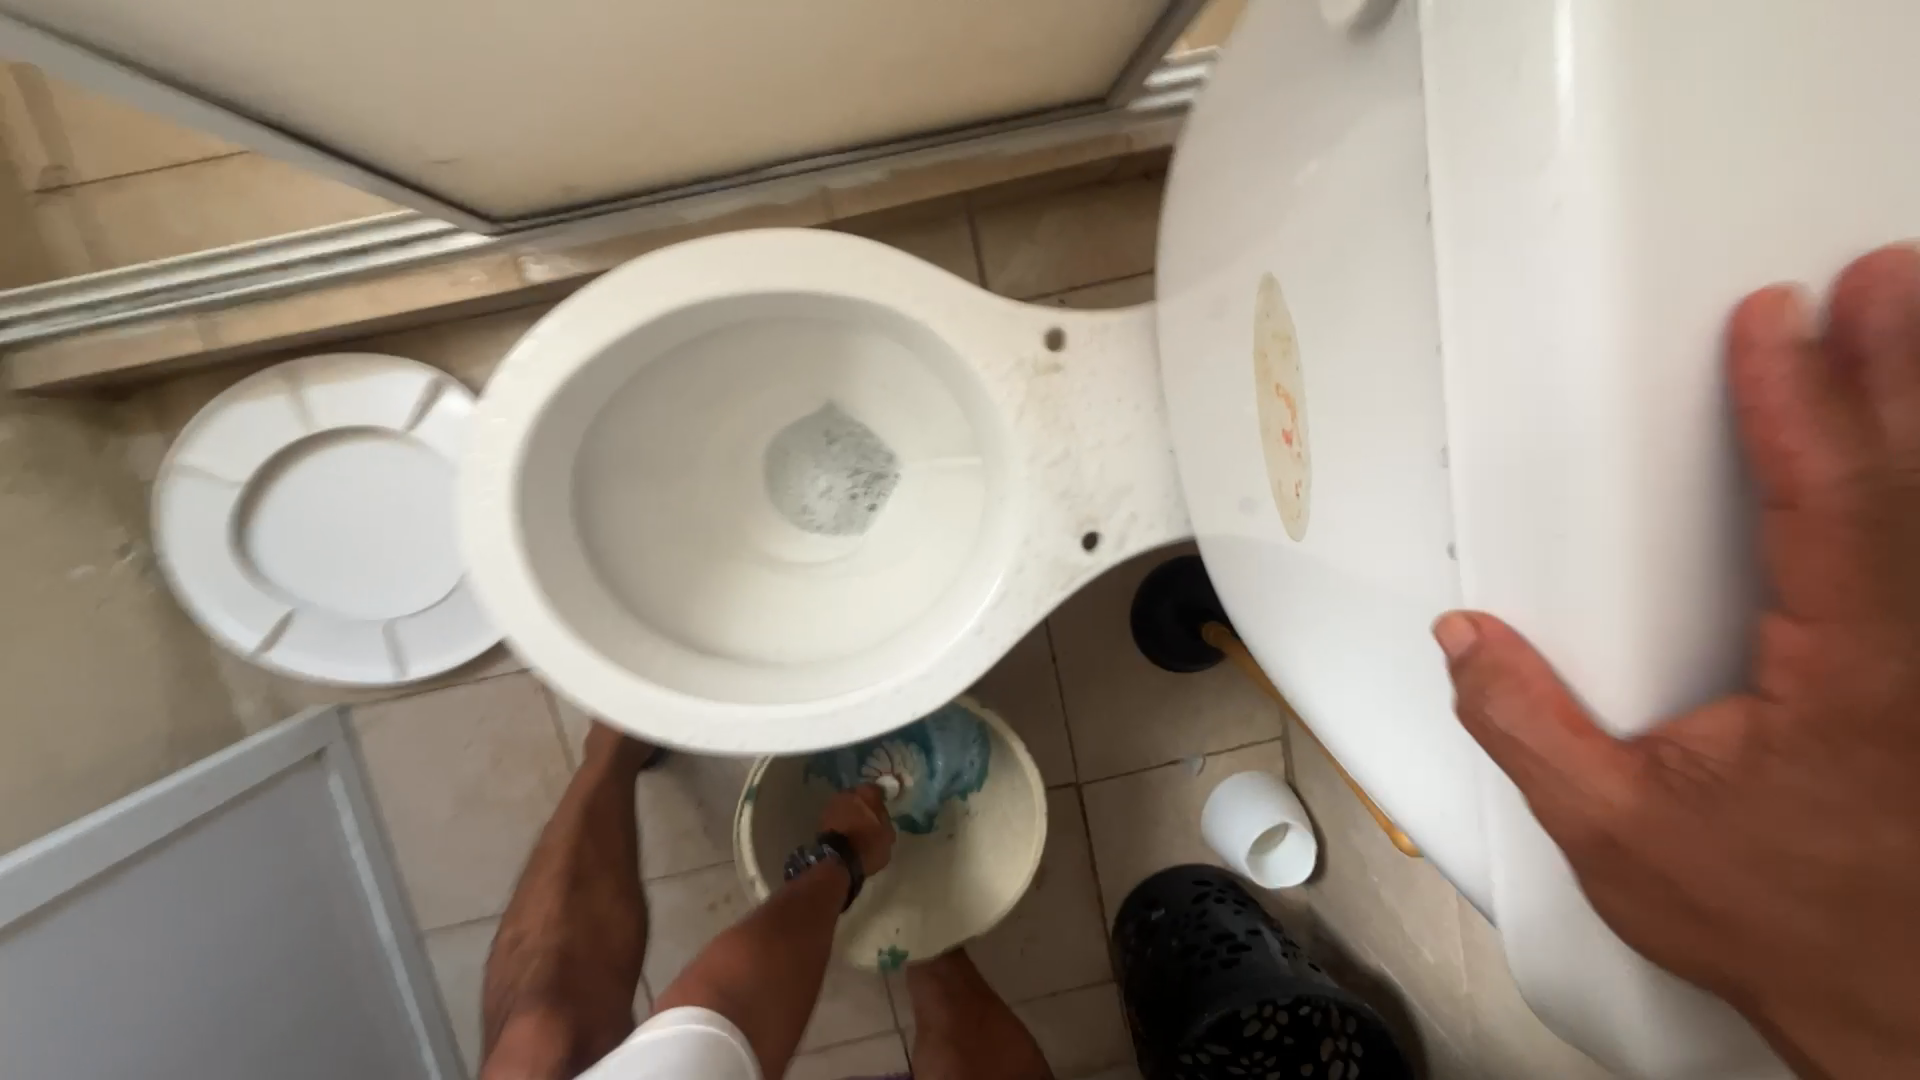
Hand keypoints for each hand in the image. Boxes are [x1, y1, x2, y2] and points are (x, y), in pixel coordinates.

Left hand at [819, 784, 895, 874]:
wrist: (838, 861)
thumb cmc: (868, 845)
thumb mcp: (887, 835)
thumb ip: (885, 819)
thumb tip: (881, 815)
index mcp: (867, 793)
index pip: (876, 790)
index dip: (879, 800)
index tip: (882, 809)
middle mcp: (848, 793)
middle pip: (858, 795)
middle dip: (862, 805)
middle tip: (868, 818)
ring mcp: (832, 805)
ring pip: (845, 805)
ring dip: (849, 813)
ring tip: (856, 828)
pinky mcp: (821, 819)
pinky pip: (836, 817)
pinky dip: (841, 823)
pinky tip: (846, 834)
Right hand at [1435, 245, 1919, 1077]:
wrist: (1906, 1012)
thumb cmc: (1780, 922)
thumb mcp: (1609, 826)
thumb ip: (1523, 724)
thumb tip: (1463, 642)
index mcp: (1854, 679)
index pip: (1830, 508)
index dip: (1799, 406)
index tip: (1774, 328)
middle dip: (1901, 370)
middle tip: (1887, 278)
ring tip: (1917, 325)